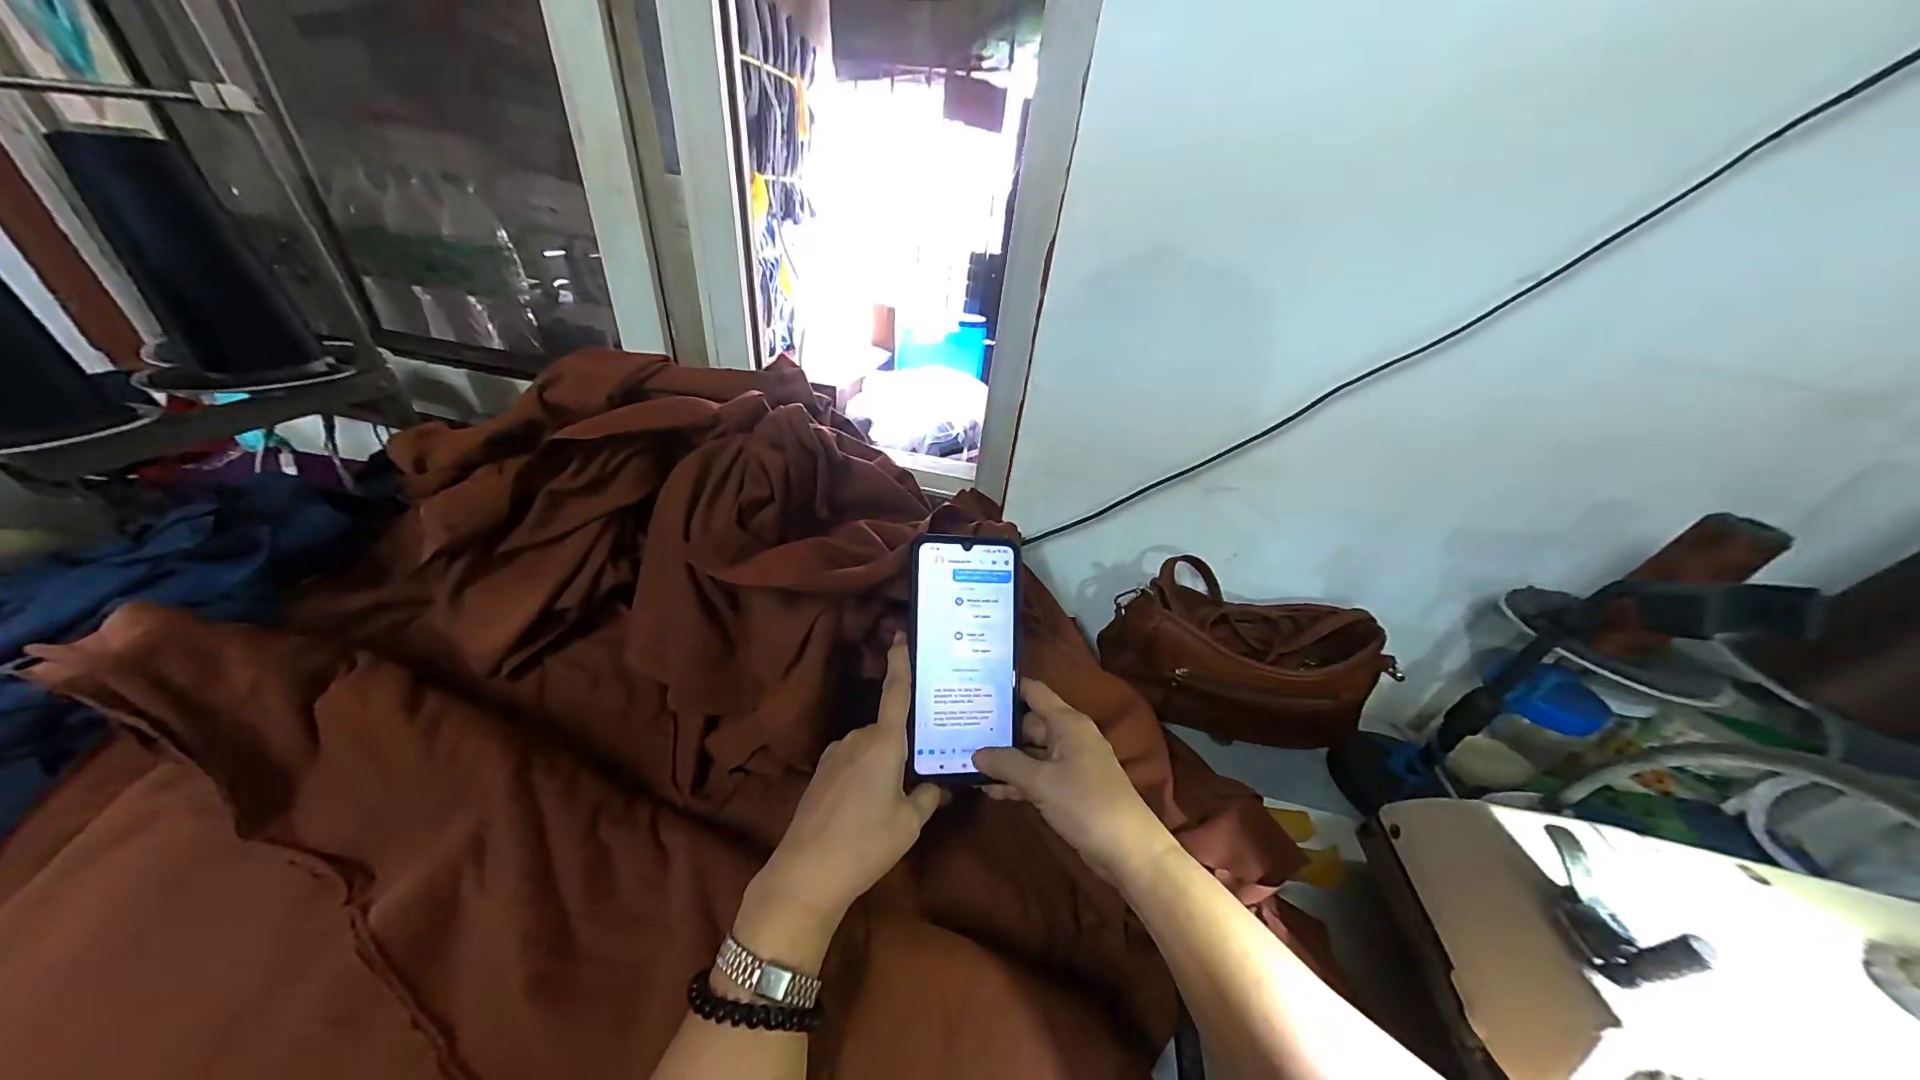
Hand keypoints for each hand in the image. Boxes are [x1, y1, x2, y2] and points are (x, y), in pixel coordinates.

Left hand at [753, 633, 946, 924]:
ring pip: (870, 746)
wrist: (806, 873)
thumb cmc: (866, 843)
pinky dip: (866, 771)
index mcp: (883, 742)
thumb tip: (940, 785)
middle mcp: (857, 739)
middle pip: (887, 727)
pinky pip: (853, 760)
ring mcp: (834, 755)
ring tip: (898, 793)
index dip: (900, 663)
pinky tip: (871, 803)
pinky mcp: (821, 773)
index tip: (901, 636)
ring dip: (884, 760)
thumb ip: (928, 797)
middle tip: (925, 763)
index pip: (896, 692)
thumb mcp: (909, 823)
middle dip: (904, 741)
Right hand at [973, 680, 1180, 884]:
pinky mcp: (1068, 788)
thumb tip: (976, 753)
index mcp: (1068, 723)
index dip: (1008, 687)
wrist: (1127, 849)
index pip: (1034, 692)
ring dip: (1004, 759)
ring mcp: (1070, 764)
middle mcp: (1069, 737)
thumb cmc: (1086, 803)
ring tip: (966, 758)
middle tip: (961, 728)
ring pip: (1030, 753)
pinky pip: (1037, 776)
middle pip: (1028, 723)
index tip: (978, 686)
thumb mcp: (1040, 782)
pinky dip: (1017, 780)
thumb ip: (1006, 764)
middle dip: (998, 728)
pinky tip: (989, 788)